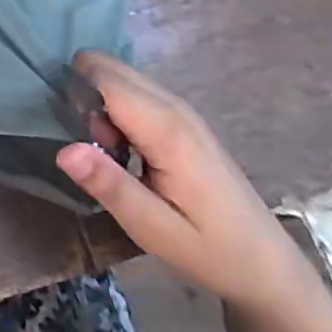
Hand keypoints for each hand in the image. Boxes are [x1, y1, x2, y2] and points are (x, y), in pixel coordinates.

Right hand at [54, 52, 331, 331]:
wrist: (267, 265)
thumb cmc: (210, 250)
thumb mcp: (154, 229)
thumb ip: (108, 185)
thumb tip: (63, 149)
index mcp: (166, 128)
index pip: (102, 76)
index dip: (78, 96)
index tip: (79, 137)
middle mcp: (173, 104)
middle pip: (107, 66)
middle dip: (86, 96)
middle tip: (98, 149)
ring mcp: (180, 107)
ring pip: (118, 75)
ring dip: (101, 104)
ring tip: (114, 155)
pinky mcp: (181, 115)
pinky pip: (133, 90)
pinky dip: (117, 109)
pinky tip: (129, 153)